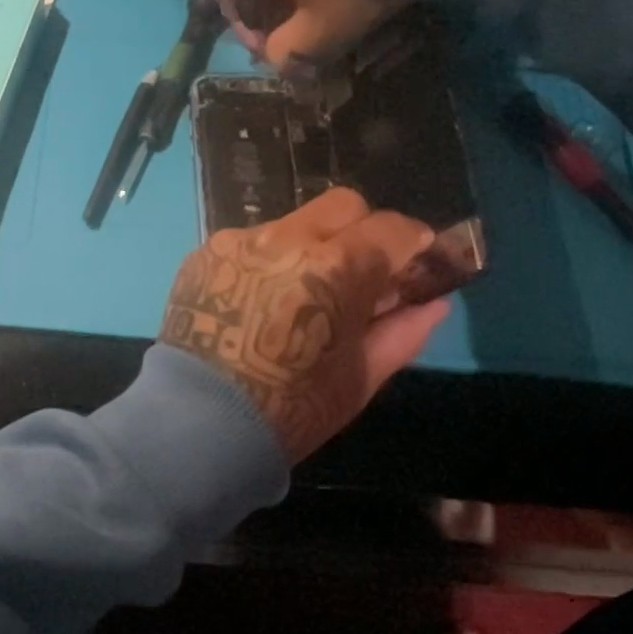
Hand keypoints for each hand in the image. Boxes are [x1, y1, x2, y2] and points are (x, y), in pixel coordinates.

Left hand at [159, 188, 451, 462]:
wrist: (198, 425)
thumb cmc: (290, 410)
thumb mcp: (359, 378)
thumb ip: (403, 332)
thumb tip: (434, 303)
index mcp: (335, 268)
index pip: (392, 228)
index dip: (413, 243)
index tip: (414, 264)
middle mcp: (286, 239)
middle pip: (343, 207)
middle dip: (363, 233)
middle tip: (361, 276)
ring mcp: (239, 242)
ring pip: (294, 221)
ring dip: (312, 247)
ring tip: (303, 296)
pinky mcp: (204, 255)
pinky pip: (252, 242)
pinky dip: (269, 262)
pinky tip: (261, 303)